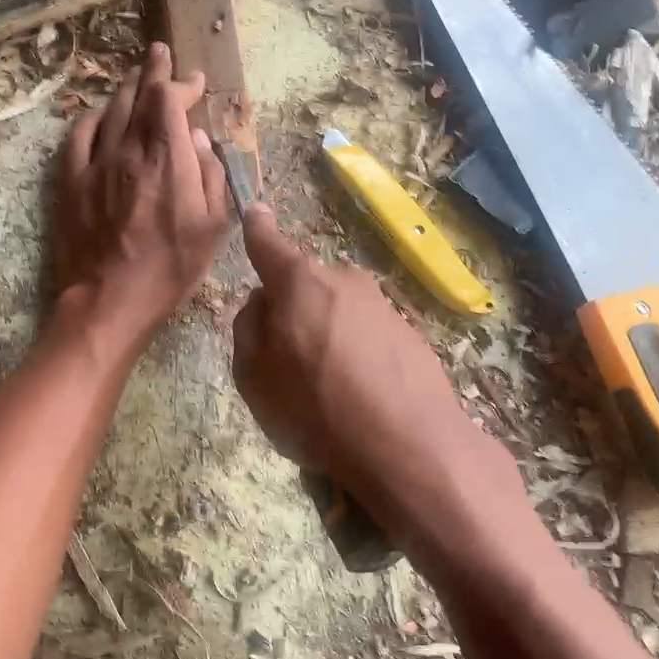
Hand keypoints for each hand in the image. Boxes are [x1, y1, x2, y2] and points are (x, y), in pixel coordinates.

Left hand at [52, 43, 228, 335]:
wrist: (107, 300)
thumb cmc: (169, 269)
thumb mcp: (212, 228)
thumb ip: (211, 177)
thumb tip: (200, 142)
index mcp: (167, 159)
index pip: (170, 100)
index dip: (182, 83)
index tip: (194, 80)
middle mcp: (128, 151)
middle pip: (138, 96)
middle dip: (152, 71)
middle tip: (158, 53)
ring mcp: (94, 164)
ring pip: (109, 111)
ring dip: (124, 90)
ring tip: (134, 78)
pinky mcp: (69, 182)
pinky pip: (77, 136)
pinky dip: (90, 118)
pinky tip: (98, 115)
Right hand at [232, 205, 472, 485]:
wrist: (409, 446)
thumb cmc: (315, 409)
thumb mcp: (253, 378)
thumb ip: (248, 329)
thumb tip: (262, 304)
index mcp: (298, 283)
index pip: (268, 245)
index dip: (257, 230)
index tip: (255, 212)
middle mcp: (343, 281)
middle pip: (306, 286)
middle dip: (294, 309)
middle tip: (288, 360)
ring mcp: (382, 305)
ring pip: (339, 311)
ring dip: (328, 334)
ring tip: (329, 388)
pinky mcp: (411, 334)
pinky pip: (368, 335)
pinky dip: (359, 354)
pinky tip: (362, 396)